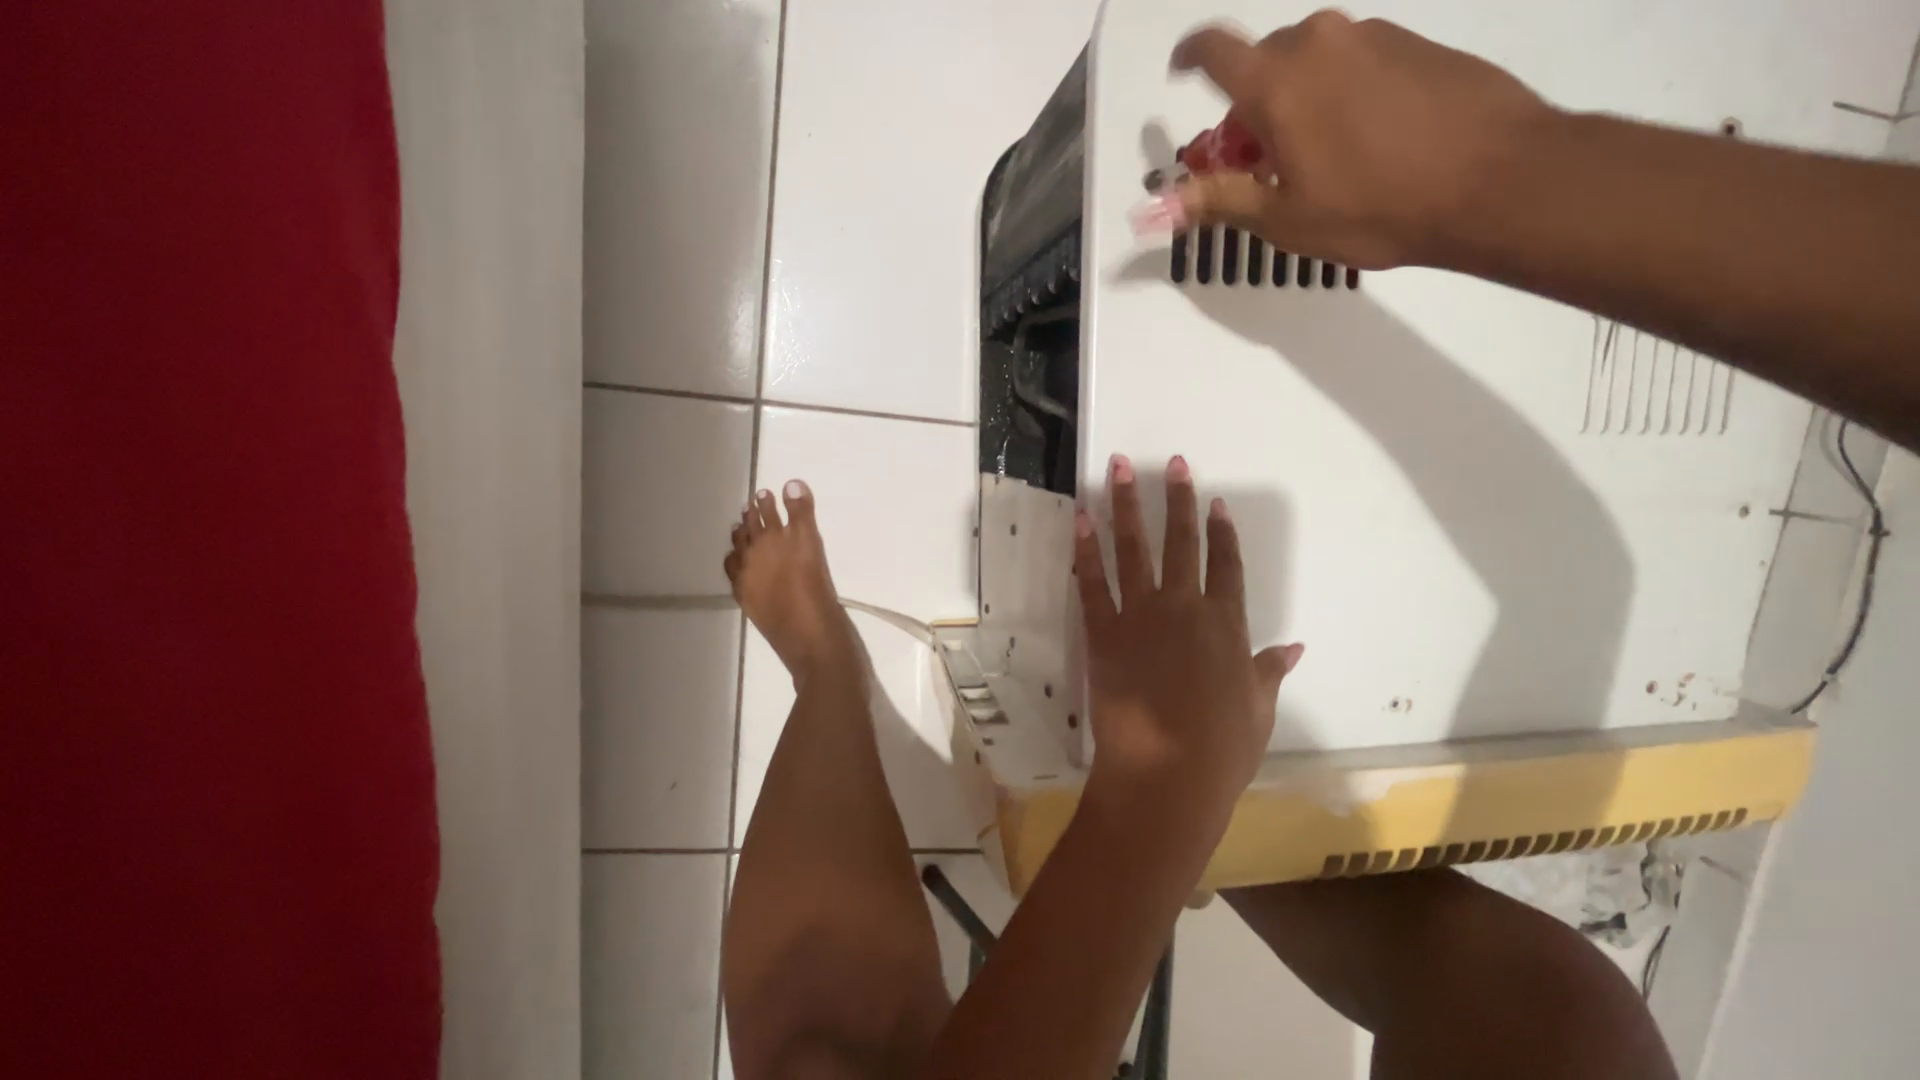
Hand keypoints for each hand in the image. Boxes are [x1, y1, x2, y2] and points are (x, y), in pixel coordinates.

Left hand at [1073, 453, 1303, 827]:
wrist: (1167, 774)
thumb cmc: (1221, 750)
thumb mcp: (1258, 709)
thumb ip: (1269, 670)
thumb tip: (1294, 647)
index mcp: (1227, 625)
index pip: (1227, 565)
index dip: (1222, 532)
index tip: (1214, 503)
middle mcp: (1185, 608)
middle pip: (1182, 543)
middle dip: (1177, 500)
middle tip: (1172, 462)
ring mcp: (1141, 616)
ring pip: (1134, 549)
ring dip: (1126, 506)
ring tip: (1117, 469)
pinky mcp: (1102, 632)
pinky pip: (1091, 582)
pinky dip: (1084, 549)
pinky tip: (1080, 519)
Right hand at [1148, 11, 1551, 267]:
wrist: (1496, 180)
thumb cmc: (1375, 208)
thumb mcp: (1285, 219)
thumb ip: (1220, 200)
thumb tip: (1164, 203)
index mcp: (1276, 83)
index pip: (1214, 49)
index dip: (1189, 54)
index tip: (1181, 70)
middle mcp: (1319, 42)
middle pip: (1265, 62)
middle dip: (1252, 104)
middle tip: (1263, 159)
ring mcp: (1373, 35)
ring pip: (1313, 62)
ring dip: (1300, 100)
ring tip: (1321, 158)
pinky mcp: (1416, 42)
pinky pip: (1357, 62)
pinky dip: (1343, 94)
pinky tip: (1368, 143)